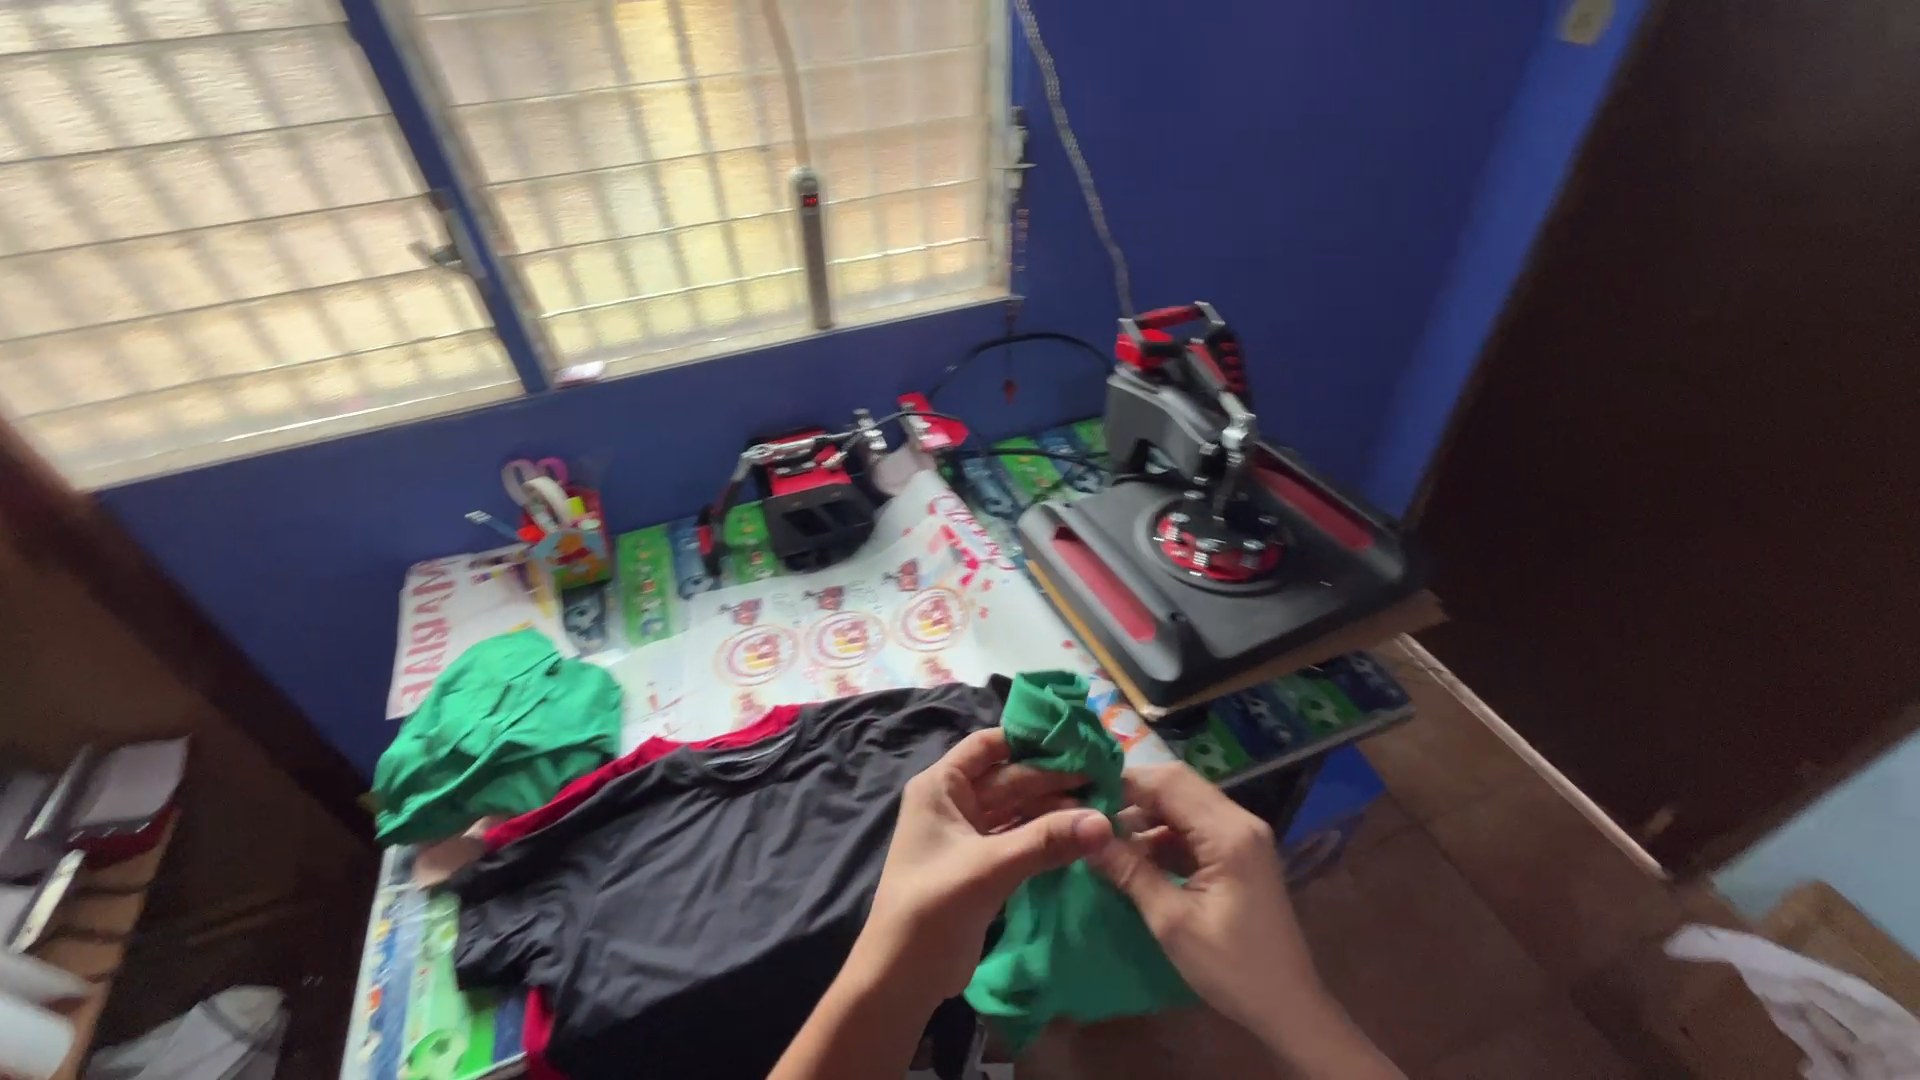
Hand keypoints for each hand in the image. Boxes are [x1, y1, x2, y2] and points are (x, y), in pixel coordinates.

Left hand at [858, 728, 1112, 1001]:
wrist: (903, 976)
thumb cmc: (934, 906)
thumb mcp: (990, 867)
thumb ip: (1047, 841)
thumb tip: (1105, 823)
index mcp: (941, 785)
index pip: (988, 745)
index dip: (1029, 741)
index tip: (1075, 742)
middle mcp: (953, 802)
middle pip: (1009, 778)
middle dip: (1052, 780)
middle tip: (1103, 781)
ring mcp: (967, 834)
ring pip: (1017, 809)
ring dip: (1052, 809)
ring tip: (1100, 808)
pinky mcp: (981, 865)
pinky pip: (1018, 837)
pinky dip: (1045, 836)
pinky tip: (1079, 837)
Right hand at [1088, 764, 1324, 1041]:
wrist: (1290, 1008)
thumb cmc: (1233, 969)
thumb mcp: (1172, 922)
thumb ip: (1130, 871)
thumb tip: (1086, 835)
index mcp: (1229, 833)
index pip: (1168, 783)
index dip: (1123, 782)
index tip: (1083, 794)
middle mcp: (1240, 821)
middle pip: (1177, 784)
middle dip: (1131, 794)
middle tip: (1090, 810)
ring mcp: (1242, 834)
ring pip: (1183, 801)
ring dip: (1145, 812)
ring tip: (1105, 832)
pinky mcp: (1238, 850)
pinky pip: (1193, 824)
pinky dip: (1162, 831)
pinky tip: (1135, 851)